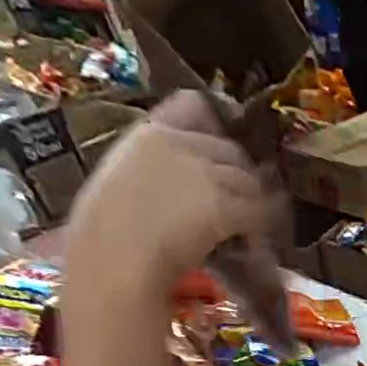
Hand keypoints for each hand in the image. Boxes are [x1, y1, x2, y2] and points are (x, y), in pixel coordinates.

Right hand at [63, 92, 271, 319]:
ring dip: (254, 204)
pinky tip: (254, 243)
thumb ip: (151, 176)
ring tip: (251, 229)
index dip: (218, 116)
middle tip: (244, 202)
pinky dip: (261, 227)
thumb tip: (178, 195)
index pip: (192, 105)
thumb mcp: (120, 187)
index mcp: (147, 135)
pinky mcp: (223, 206)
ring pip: (248, 181)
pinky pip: (257, 210)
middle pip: (230, 150)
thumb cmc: (105, 237)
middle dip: (241, 176)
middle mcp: (179, 145)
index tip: (231, 127)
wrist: (114, 260)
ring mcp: (203, 174)